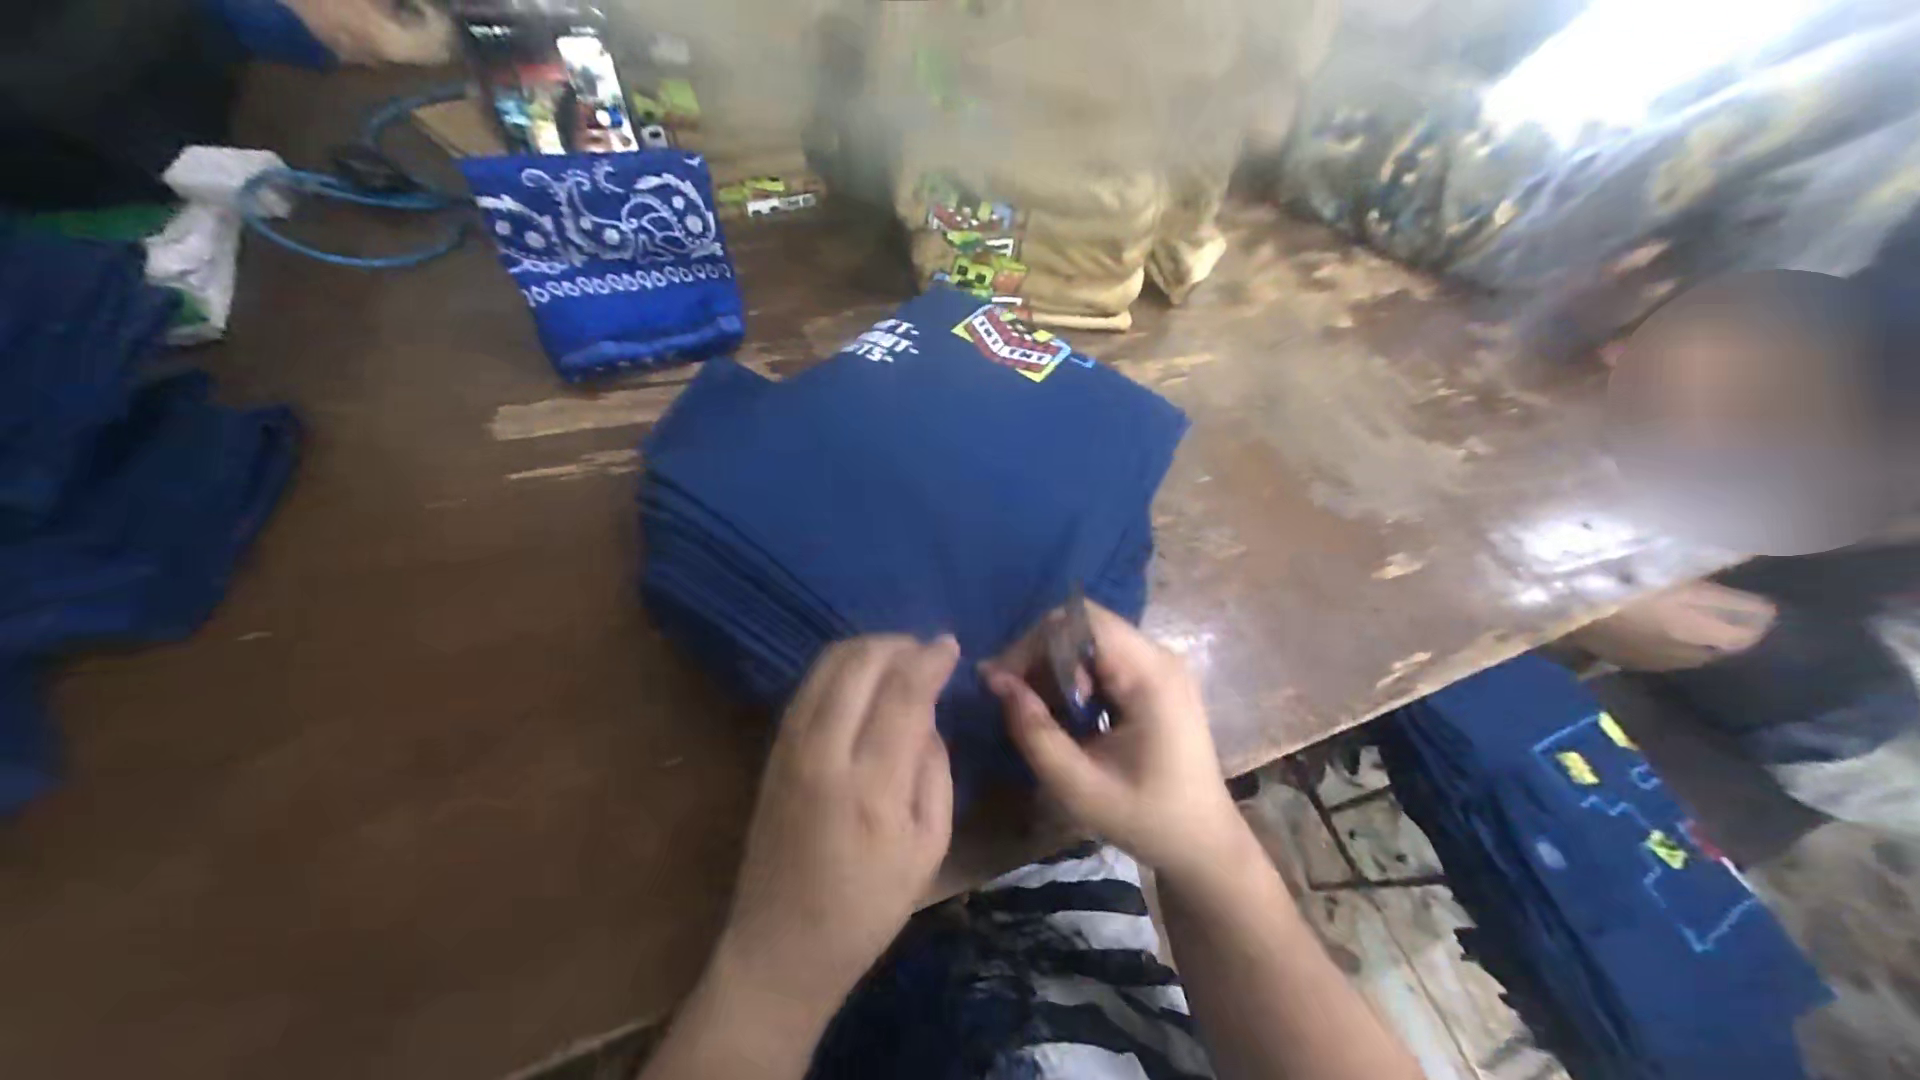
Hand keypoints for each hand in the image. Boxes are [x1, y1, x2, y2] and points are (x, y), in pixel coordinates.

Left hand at [716, 635, 958, 1017]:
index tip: (950, 646)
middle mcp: (824, 755)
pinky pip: (809, 686)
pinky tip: (863, 677)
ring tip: (898, 657)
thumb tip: (928, 716)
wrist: (780, 946)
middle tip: (926, 650)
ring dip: (867, 649)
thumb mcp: (928, 847)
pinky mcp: (773, 751)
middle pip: (860, 664)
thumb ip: (934, 771)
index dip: (929, 660)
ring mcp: (790, 748)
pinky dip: (841, 667)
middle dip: (898, 644)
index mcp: (871, 787)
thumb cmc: (868, 907)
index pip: (903, 694)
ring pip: (828, 666)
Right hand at [980, 603, 1244, 881]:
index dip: (1036, 643)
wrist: (1205, 843)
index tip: (1006, 683)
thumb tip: (995, 679)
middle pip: (1084, 626)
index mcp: (1150, 675)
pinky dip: (1075, 677)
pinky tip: (1068, 714)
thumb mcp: (1078, 785)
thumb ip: (1034, 730)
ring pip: (1090, 639)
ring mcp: (1161, 665)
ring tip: (1040, 711)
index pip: (1081, 622)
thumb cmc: (1146, 818)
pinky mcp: (1156, 678)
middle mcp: (1159, 656)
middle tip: (1015, 698)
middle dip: (1040, 656)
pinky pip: (1104, 657)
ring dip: (1056, 667)